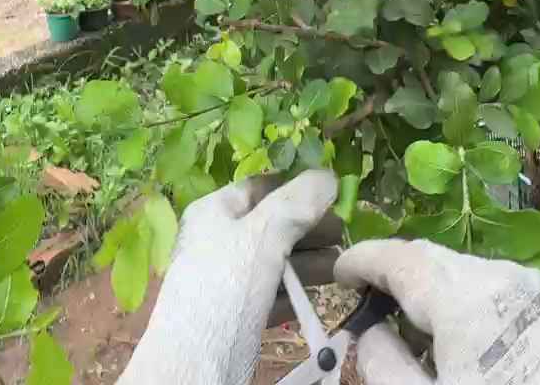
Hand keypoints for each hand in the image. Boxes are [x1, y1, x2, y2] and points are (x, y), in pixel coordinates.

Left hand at [118, 169, 338, 384]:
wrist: (193, 369)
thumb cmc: (225, 288)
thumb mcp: (262, 236)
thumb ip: (296, 204)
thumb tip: (329, 174)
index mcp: (215, 210)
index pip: (261, 186)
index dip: (297, 186)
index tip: (335, 192)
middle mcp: (219, 241)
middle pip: (272, 223)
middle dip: (310, 226)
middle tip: (347, 232)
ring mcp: (228, 281)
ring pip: (276, 261)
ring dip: (310, 260)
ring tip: (345, 265)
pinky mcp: (238, 316)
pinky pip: (273, 294)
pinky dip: (297, 292)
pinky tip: (320, 295)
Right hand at [335, 239, 539, 384]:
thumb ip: (385, 364)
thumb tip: (370, 330)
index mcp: (467, 297)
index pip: (402, 259)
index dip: (364, 261)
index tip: (339, 273)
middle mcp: (502, 276)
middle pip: (432, 260)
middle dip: (396, 274)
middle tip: (365, 296)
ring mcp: (533, 289)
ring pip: (462, 271)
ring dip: (430, 287)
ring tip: (404, 316)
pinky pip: (492, 286)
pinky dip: (463, 298)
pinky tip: (450, 329)